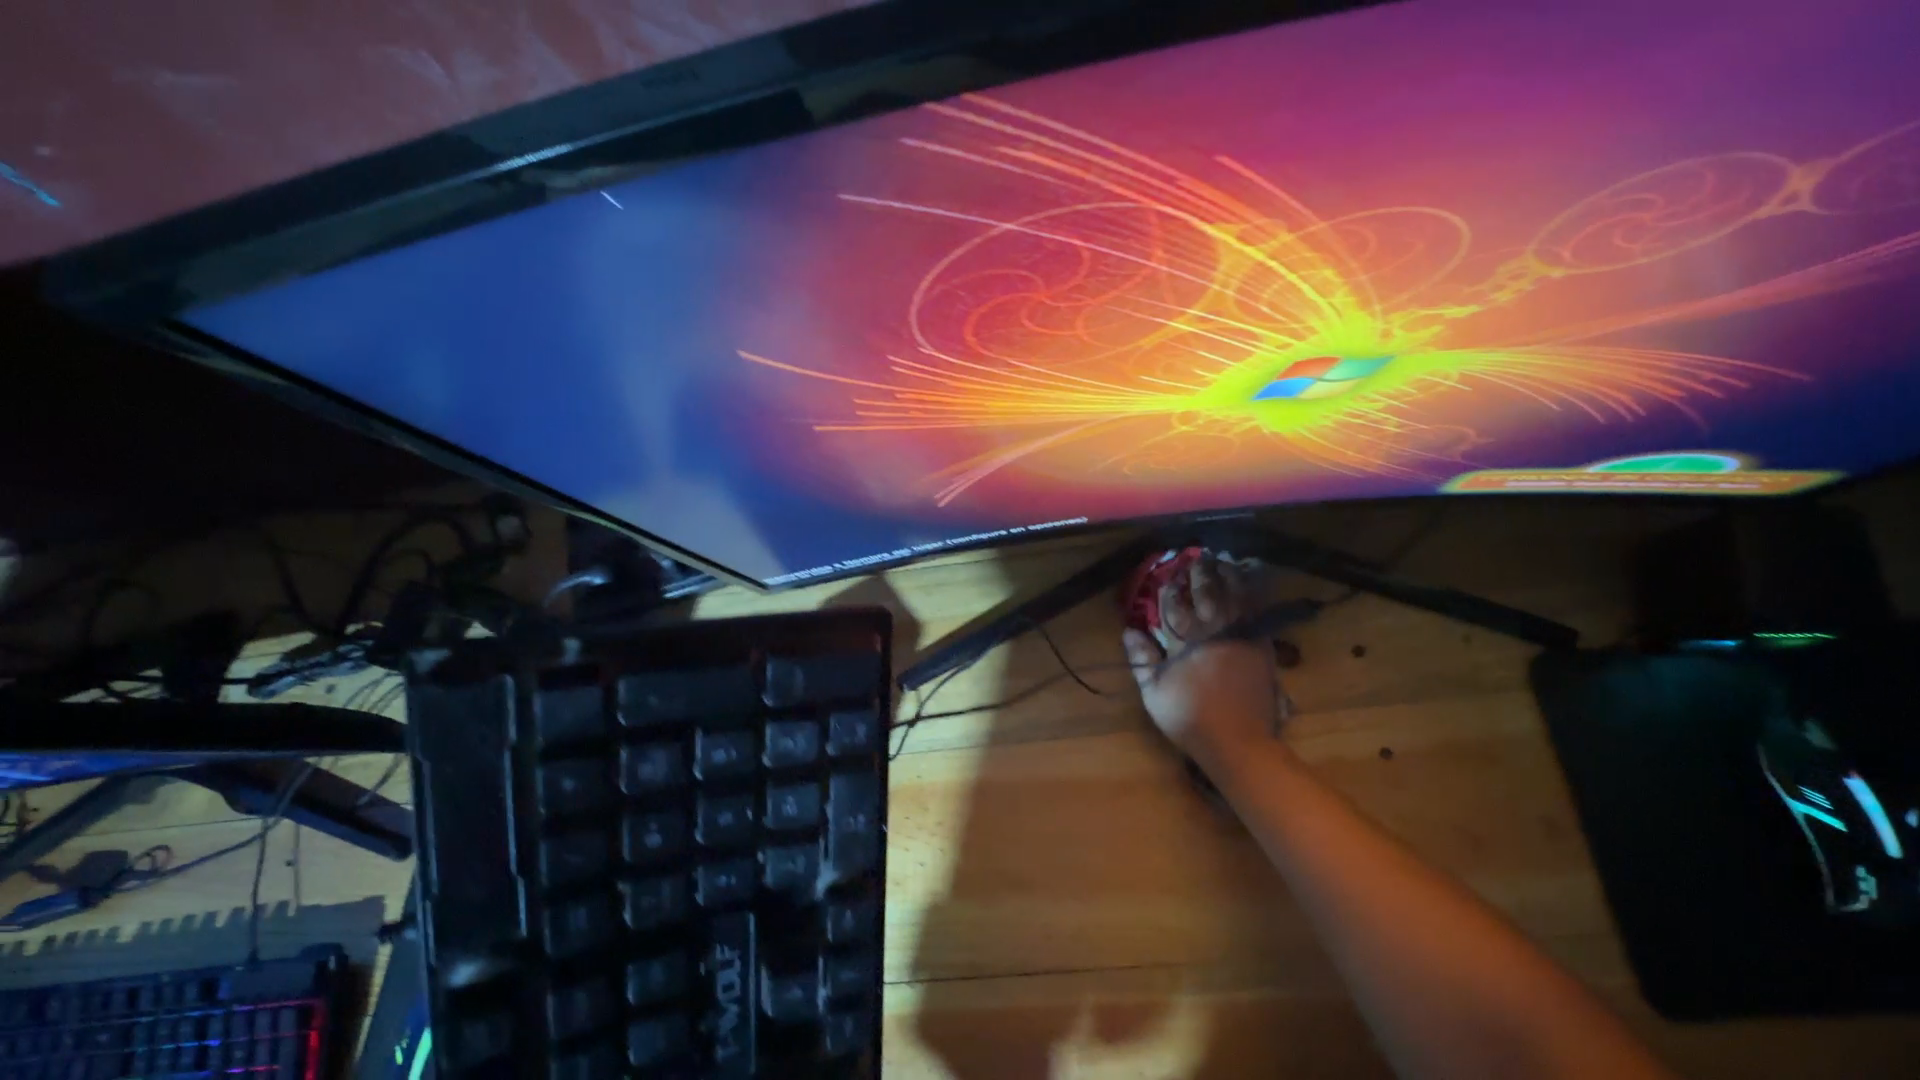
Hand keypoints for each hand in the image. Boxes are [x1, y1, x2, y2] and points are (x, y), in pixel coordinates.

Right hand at [1122, 553, 1281, 767]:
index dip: (1171, 588)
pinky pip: (1257, 612)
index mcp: (1185, 640)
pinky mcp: (1261, 645)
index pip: (1174, 604)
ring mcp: (1241, 636)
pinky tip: (1249, 587)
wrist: (1237, 741)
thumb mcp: (1154, 693)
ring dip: (1229, 576)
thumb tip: (1130, 630)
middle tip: (1199, 559)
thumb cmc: (1189, 718)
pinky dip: (1252, 595)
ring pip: (1235, 596)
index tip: (1168, 576)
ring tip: (1224, 563)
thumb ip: (1142, 660)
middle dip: (1200, 574)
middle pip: (1207, 592)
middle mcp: (1214, 630)